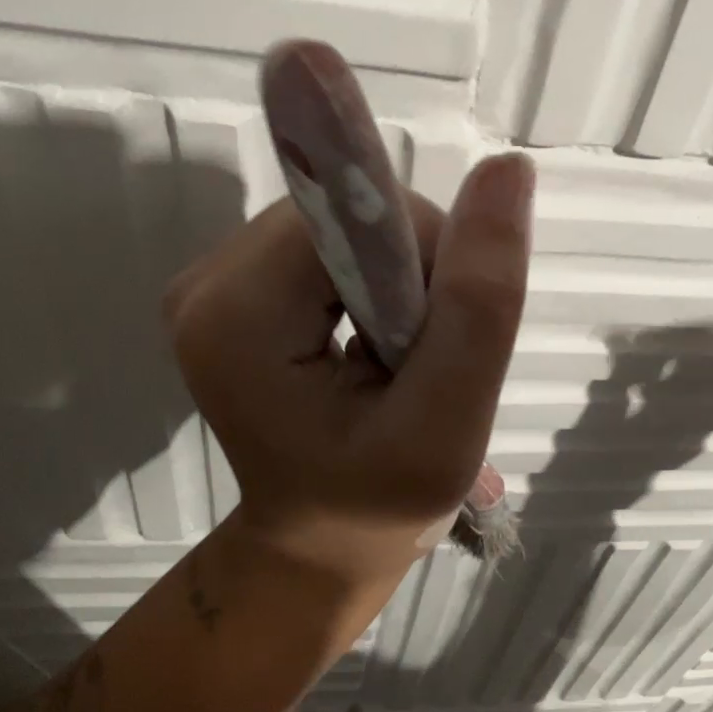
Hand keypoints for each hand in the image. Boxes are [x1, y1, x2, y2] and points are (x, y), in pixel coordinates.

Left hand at [165, 153, 534, 586]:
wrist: (317, 543)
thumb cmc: (379, 504)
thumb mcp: (447, 420)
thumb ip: (478, 299)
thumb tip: (507, 168)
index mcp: (237, 315)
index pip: (359, 219)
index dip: (424, 261)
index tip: (436, 340)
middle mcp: (205, 283)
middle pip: (347, 215)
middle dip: (410, 272)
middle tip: (419, 356)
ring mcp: (210, 282)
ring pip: (344, 224)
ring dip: (396, 277)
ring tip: (396, 356)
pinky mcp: (231, 286)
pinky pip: (328, 242)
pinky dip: (370, 279)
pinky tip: (371, 340)